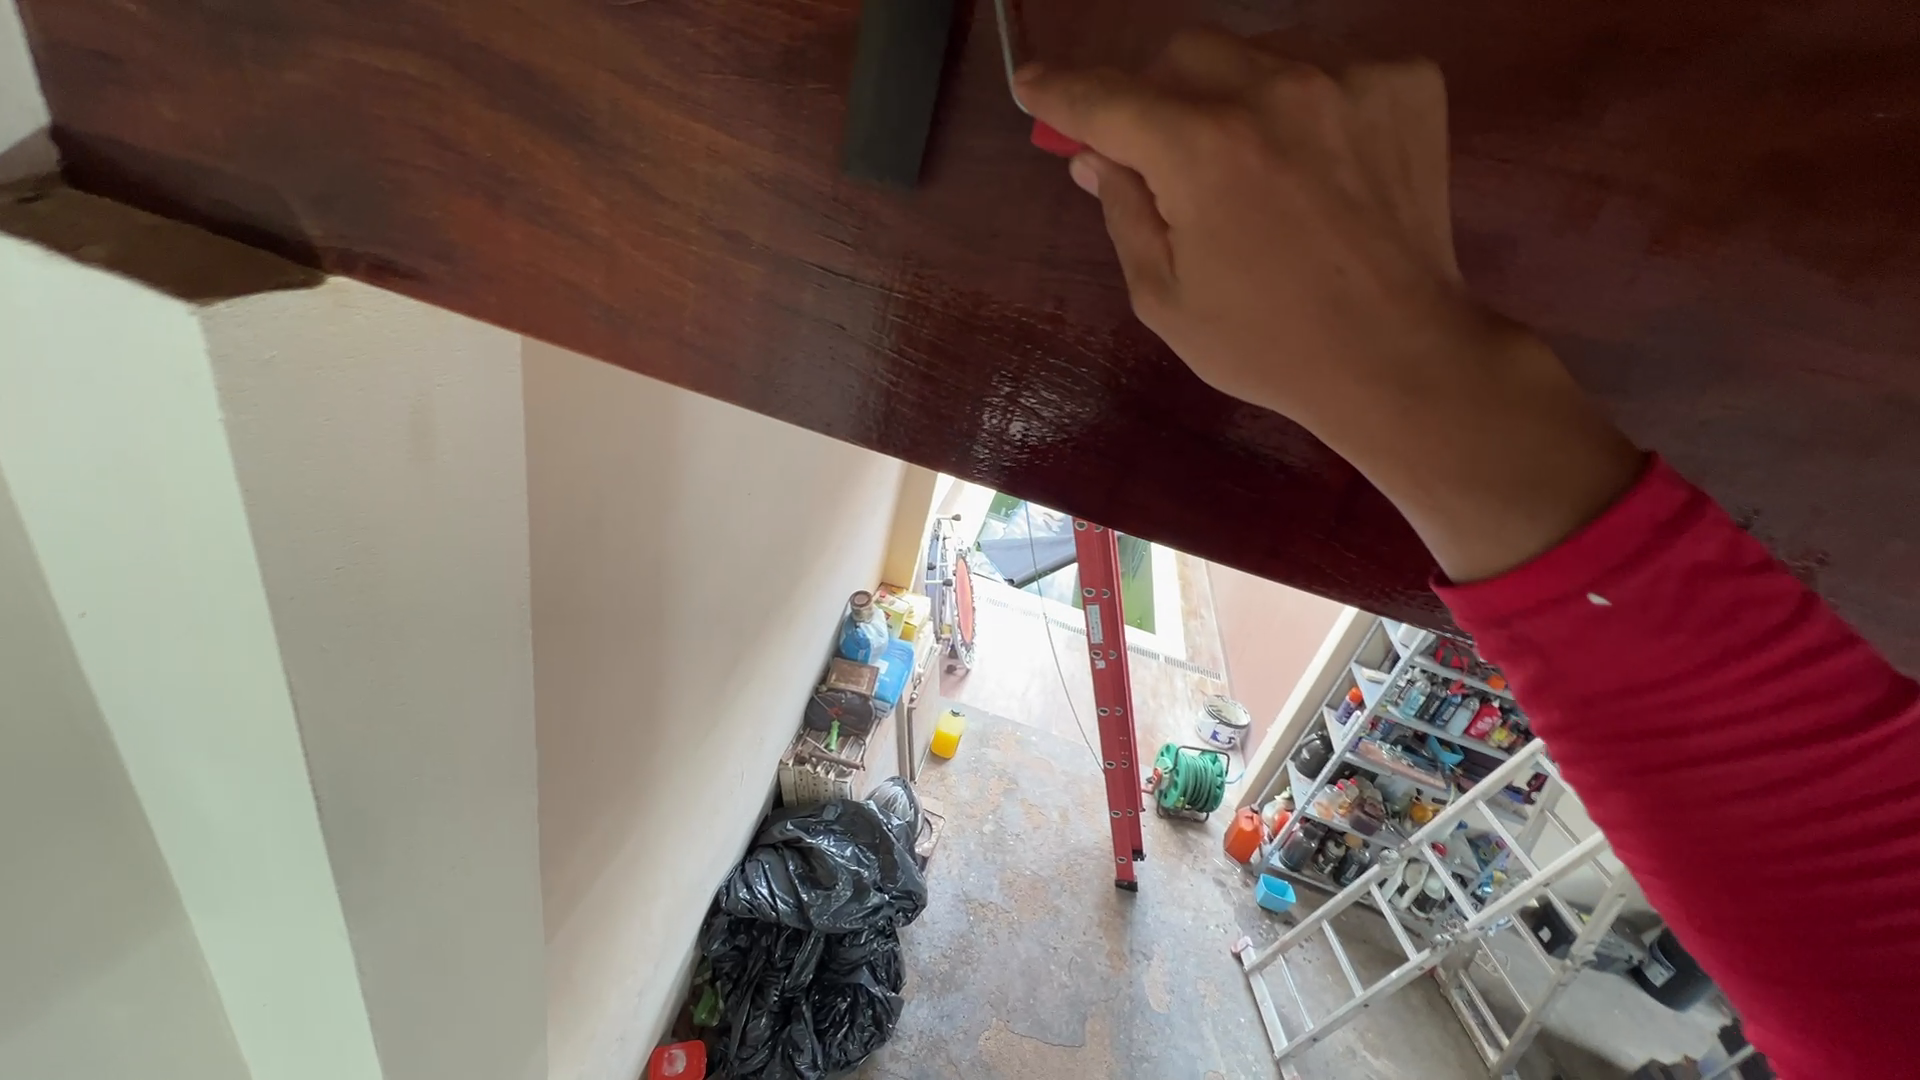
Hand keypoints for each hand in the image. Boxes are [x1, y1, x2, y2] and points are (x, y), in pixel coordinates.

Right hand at [1018, 30, 1642, 581]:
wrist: (1393, 354)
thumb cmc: (1263, 344)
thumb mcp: (1164, 298)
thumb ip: (1122, 214)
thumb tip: (1094, 158)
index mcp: (1203, 151)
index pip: (1107, 99)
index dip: (1060, 91)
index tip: (1030, 82)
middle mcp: (1274, 89)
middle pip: (1180, 52)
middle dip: (1149, 94)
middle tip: (1152, 150)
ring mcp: (1349, 76)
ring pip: (1254, 53)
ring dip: (1224, 99)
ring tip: (1244, 171)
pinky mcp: (1405, 82)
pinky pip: (1323, 68)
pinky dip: (1295, 107)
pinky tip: (1309, 168)